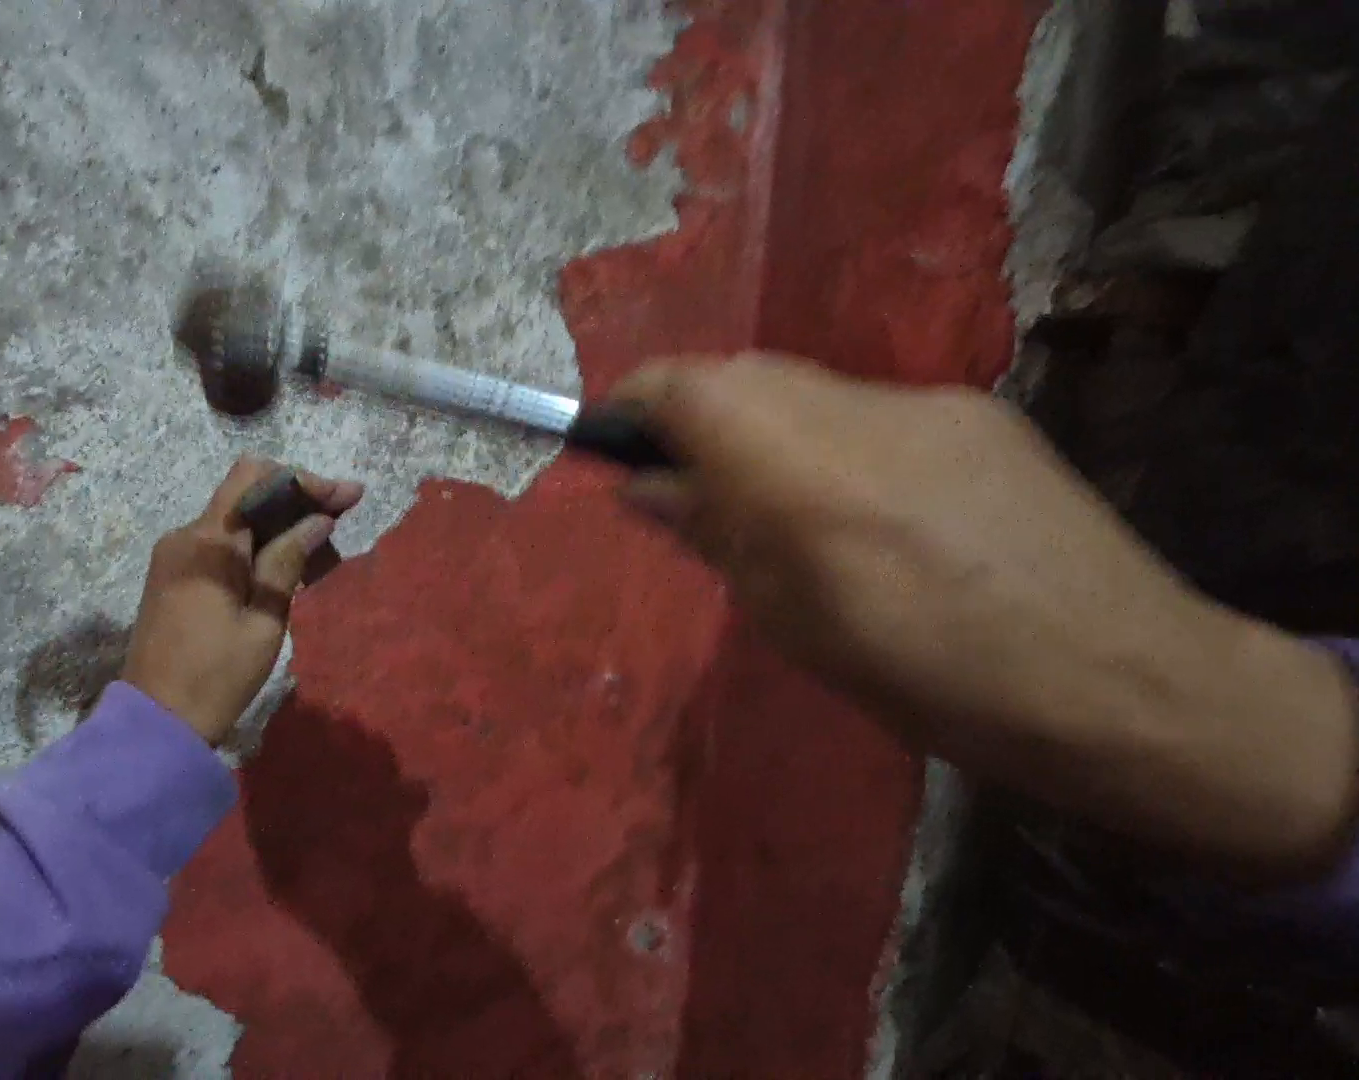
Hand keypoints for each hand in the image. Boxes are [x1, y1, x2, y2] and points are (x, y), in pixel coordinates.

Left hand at [122, 457, 363, 743]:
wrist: (157, 722)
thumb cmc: (217, 675)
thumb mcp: (264, 619)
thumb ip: (288, 561)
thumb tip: (317, 519)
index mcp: (207, 542)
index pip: (253, 476)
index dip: (301, 479)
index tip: (344, 497)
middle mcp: (185, 536)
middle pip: (246, 495)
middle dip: (297, 501)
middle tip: (342, 518)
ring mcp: (175, 555)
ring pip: (236, 521)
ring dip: (278, 526)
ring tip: (322, 549)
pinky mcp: (173, 575)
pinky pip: (221, 545)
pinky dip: (255, 547)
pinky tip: (285, 566)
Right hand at [611, 353, 1357, 878]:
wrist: (1119, 680)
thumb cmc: (920, 673)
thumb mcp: (786, 617)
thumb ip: (709, 531)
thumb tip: (642, 485)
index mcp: (798, 469)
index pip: (683, 387)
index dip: (630, 401)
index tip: (605, 441)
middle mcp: (855, 408)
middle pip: (737, 373)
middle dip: (689, 413)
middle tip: (677, 479)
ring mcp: (921, 402)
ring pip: (798, 386)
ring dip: (754, 426)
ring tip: (762, 501)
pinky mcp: (972, 412)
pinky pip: (861, 408)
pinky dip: (820, 438)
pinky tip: (852, 503)